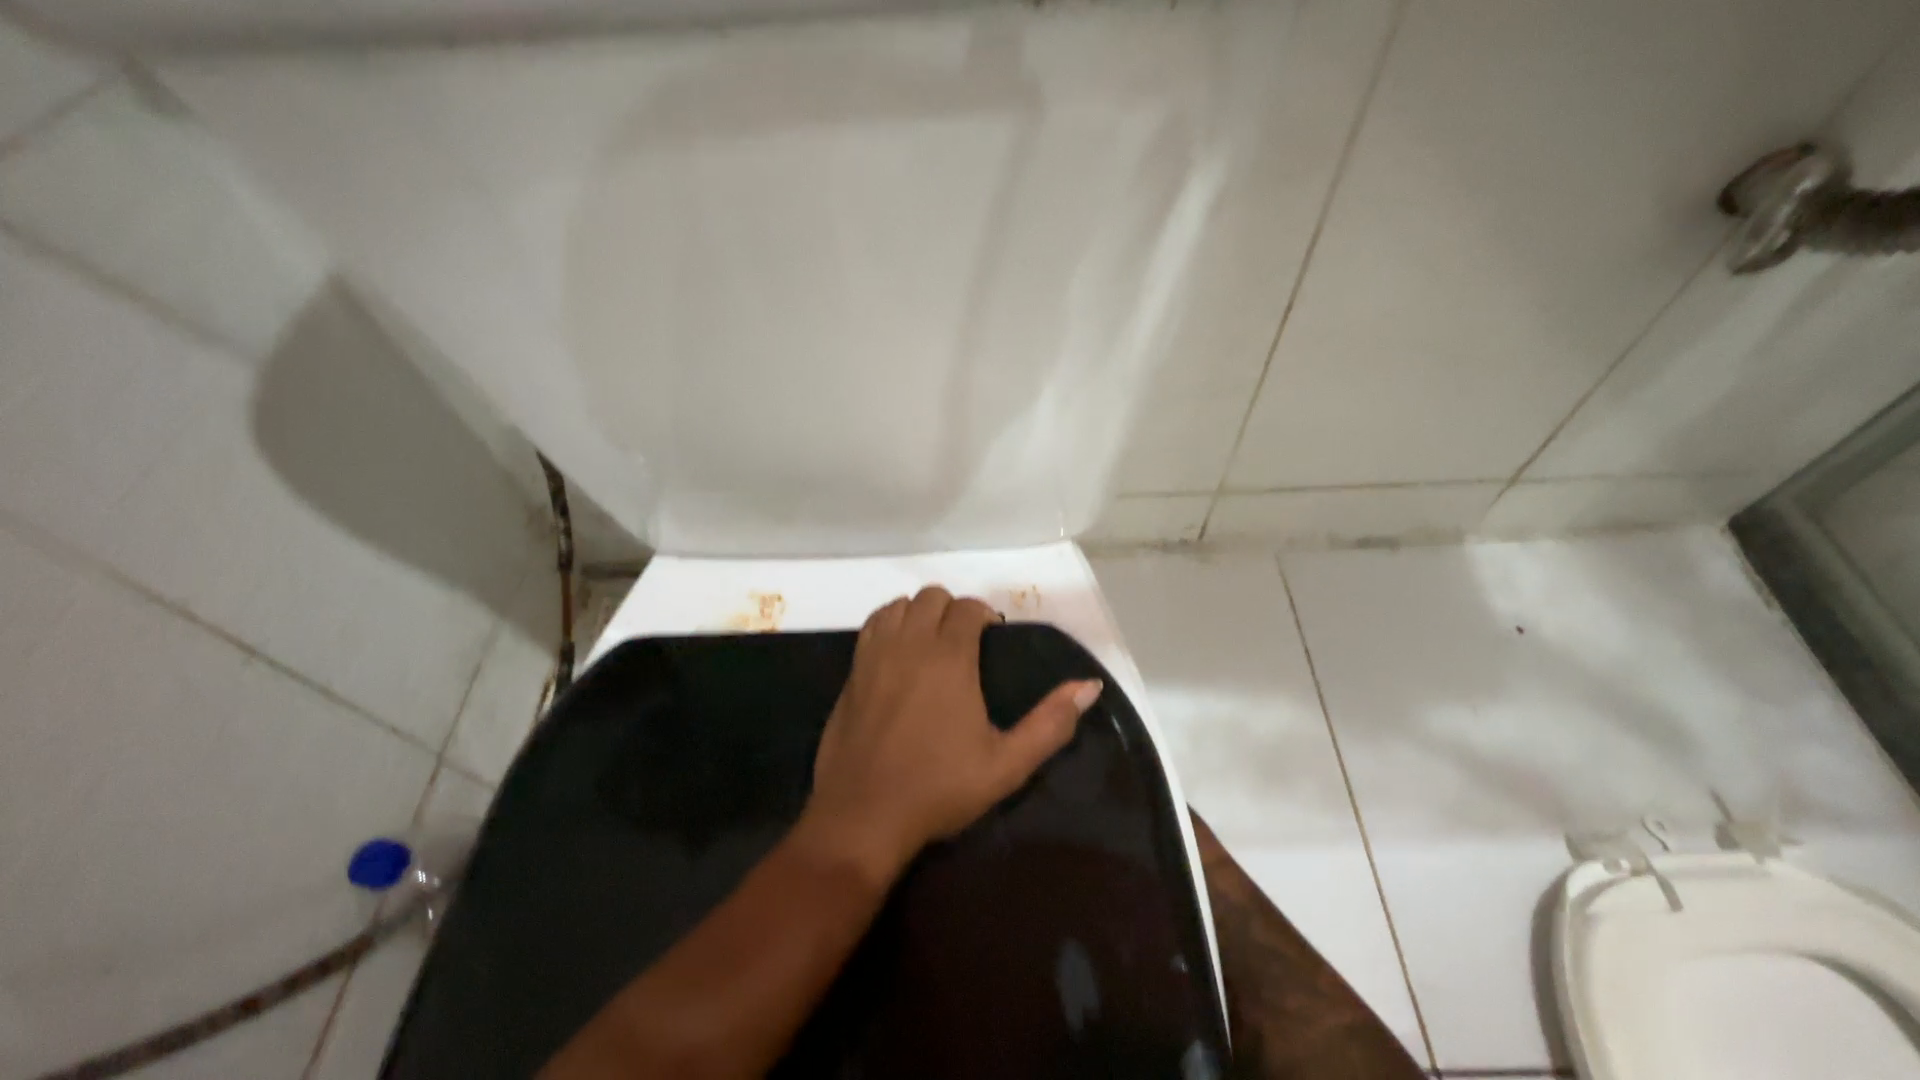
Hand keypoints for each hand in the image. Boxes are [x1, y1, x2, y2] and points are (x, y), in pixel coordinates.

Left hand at [800, 586, 1101, 880]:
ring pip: (897, 606)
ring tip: (932, 646)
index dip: (984, 615)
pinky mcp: (850, 674)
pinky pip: (871, 627)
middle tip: (967, 644)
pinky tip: (899, 657)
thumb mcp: (1006, 765)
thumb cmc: (939, 789)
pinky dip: (889, 626)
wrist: (863, 816)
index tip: (993, 640)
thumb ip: (1050, 723)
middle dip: (952, 610)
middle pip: (931, 597)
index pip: (967, 607)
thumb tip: (1089, 687)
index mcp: (948, 658)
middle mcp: (908, 645)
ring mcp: (873, 657)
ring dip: (918, 614)